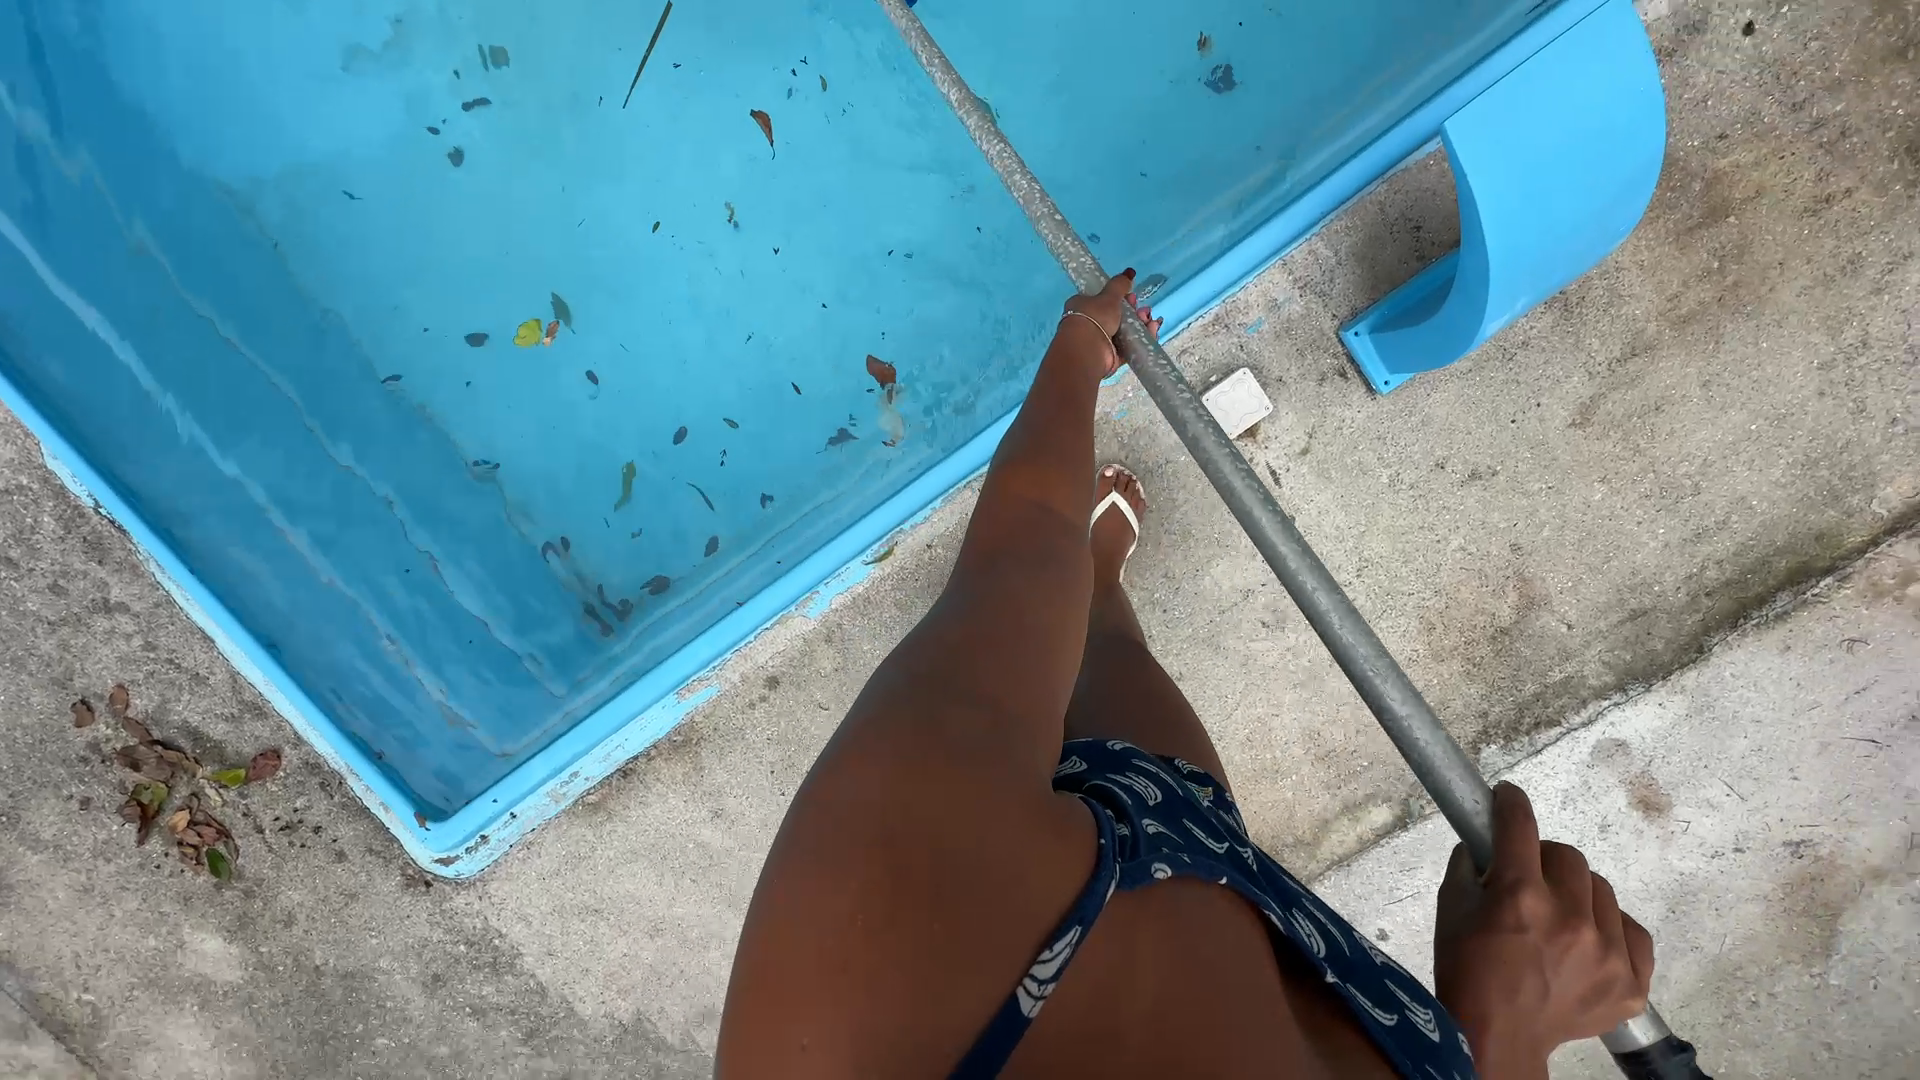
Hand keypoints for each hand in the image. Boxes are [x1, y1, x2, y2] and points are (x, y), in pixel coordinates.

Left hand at [1058, 270, 1163, 374]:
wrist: (1087, 351)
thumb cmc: (1094, 318)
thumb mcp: (1108, 296)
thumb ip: (1120, 285)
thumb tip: (1129, 272)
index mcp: (1081, 307)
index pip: (1102, 300)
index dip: (1119, 298)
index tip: (1132, 296)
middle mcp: (1088, 325)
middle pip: (1116, 317)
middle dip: (1133, 312)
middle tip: (1144, 310)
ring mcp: (1099, 342)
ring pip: (1124, 332)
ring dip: (1140, 325)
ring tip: (1150, 320)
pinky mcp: (1109, 358)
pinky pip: (1127, 347)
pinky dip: (1140, 340)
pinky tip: (1152, 331)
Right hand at [1433, 783, 1653, 1078]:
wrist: (1496, 1031)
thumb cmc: (1464, 962)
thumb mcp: (1450, 903)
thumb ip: (1470, 865)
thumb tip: (1486, 843)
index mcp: (1519, 893)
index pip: (1520, 825)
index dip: (1511, 802)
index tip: (1507, 794)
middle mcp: (1570, 916)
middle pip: (1569, 856)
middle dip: (1543, 858)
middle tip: (1526, 877)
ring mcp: (1608, 952)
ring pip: (1602, 890)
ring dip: (1576, 892)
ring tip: (1556, 915)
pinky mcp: (1632, 983)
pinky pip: (1634, 933)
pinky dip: (1611, 929)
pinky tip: (1586, 940)